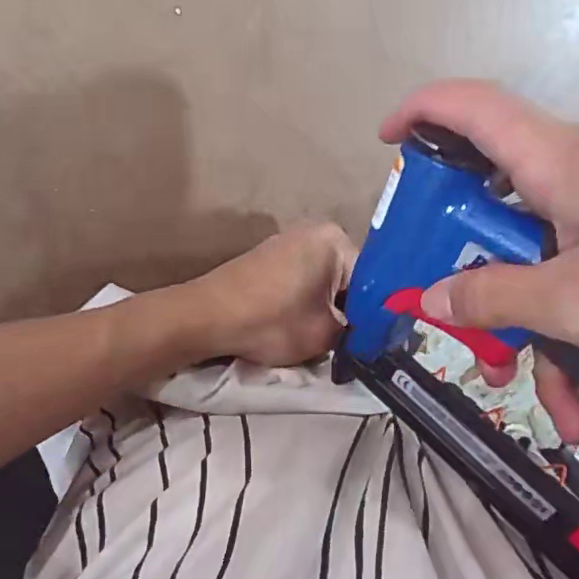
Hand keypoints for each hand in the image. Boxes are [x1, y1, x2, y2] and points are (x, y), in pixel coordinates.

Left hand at [176, 222, 355, 366]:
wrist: (204, 319)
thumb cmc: (270, 322)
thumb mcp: (324, 335)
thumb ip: (353, 333)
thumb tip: (362, 336)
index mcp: (335, 240)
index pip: (371, 280)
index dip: (373, 315)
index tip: (372, 341)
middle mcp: (313, 233)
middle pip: (345, 281)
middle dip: (345, 312)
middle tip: (348, 345)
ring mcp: (285, 245)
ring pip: (320, 287)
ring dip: (321, 313)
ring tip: (320, 340)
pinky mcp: (265, 262)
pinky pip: (297, 286)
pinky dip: (299, 308)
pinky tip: (295, 329)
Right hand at [378, 80, 578, 443]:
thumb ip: (494, 298)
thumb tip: (431, 296)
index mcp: (561, 170)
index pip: (474, 113)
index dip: (421, 117)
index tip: (385, 143)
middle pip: (510, 234)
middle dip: (493, 309)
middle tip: (491, 364)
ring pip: (564, 284)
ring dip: (559, 358)